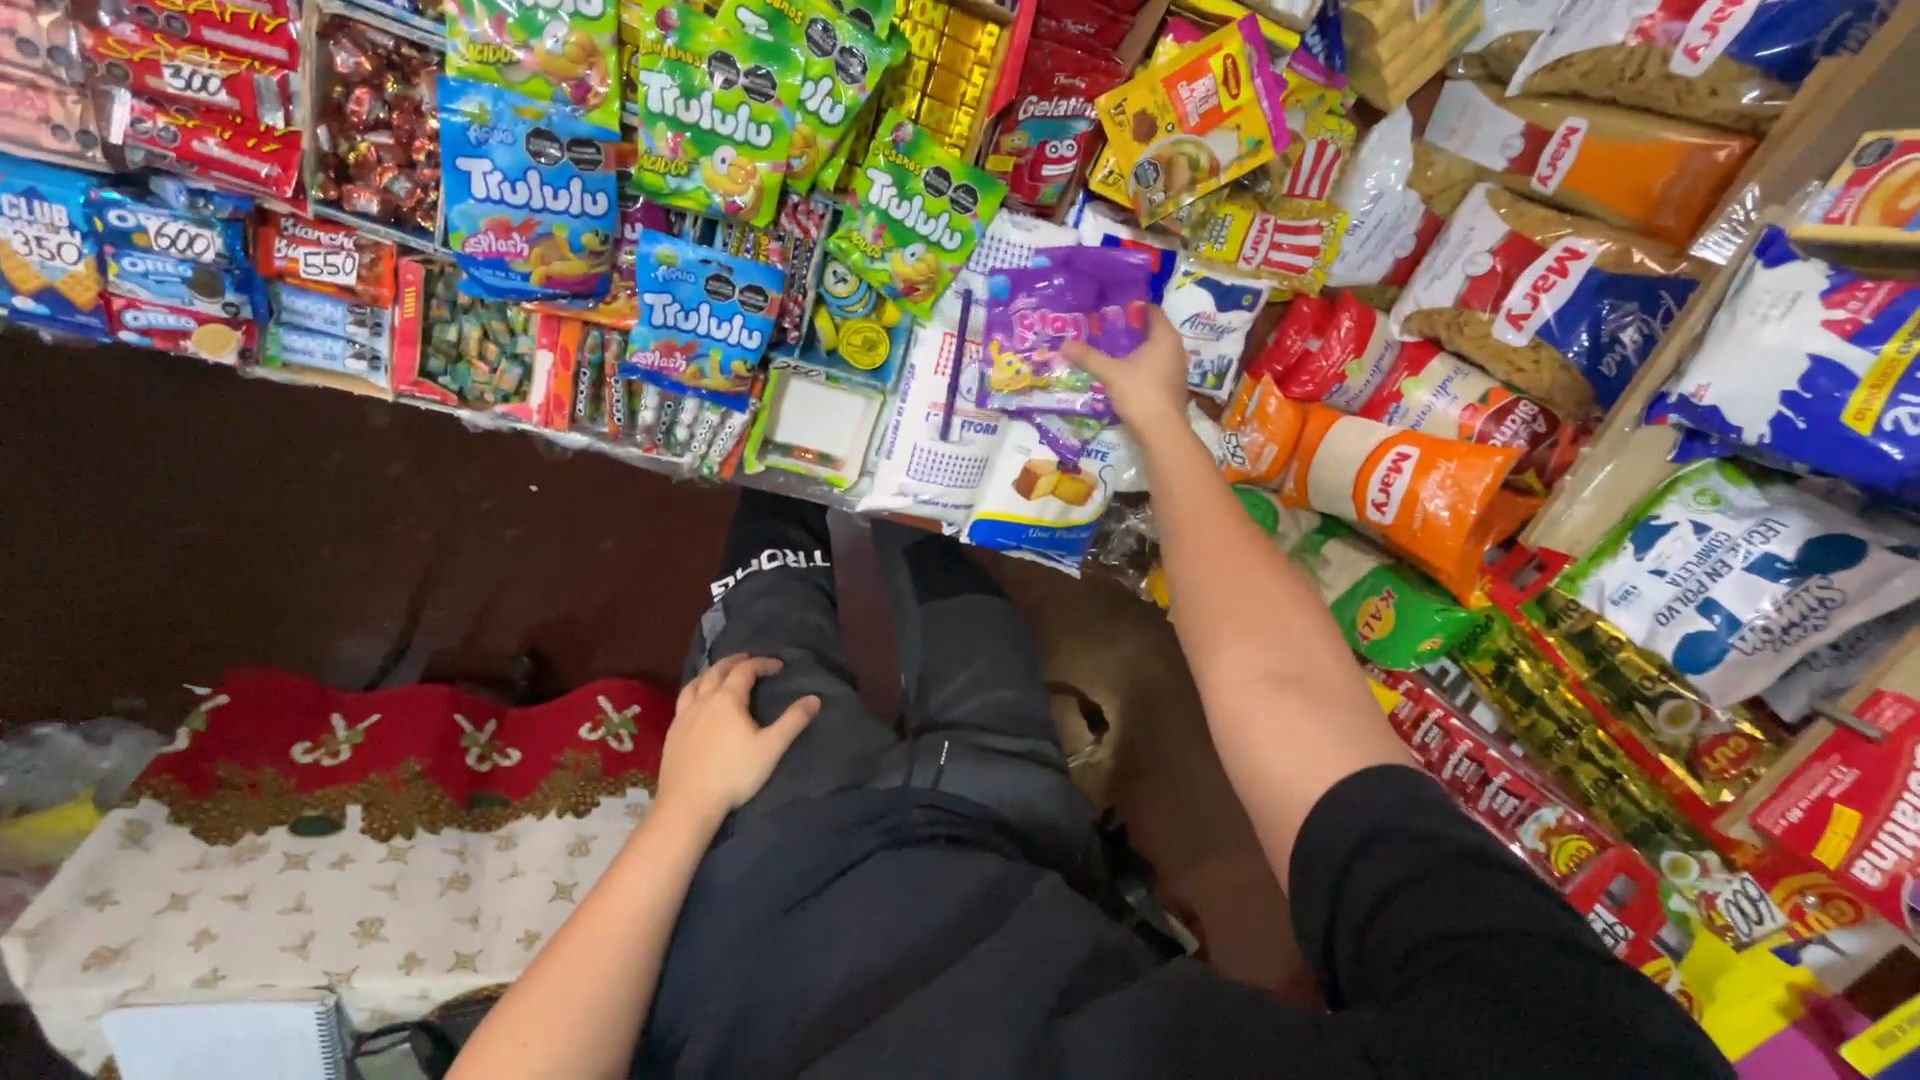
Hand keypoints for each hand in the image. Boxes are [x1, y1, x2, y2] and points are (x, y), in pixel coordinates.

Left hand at [656, 655, 817, 827]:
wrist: (688, 803)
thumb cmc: (734, 774)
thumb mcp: (771, 748)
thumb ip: (793, 721)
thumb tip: (814, 699)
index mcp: (727, 699)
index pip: (746, 671)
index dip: (763, 664)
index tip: (778, 666)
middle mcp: (703, 700)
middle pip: (717, 671)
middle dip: (734, 661)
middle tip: (748, 659)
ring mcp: (683, 716)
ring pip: (695, 683)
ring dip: (710, 673)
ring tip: (719, 674)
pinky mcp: (672, 733)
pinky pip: (683, 701)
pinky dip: (694, 691)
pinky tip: (697, 704)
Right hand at [1063, 306, 1189, 440]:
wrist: (1162, 431)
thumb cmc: (1140, 394)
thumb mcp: (1110, 373)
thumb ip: (1088, 357)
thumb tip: (1064, 344)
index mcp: (1165, 337)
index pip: (1151, 310)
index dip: (1131, 307)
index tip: (1110, 309)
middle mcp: (1175, 347)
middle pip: (1151, 329)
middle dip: (1129, 328)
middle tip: (1104, 328)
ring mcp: (1176, 367)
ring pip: (1153, 348)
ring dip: (1134, 347)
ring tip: (1110, 348)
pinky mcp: (1172, 384)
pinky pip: (1155, 364)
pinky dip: (1140, 362)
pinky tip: (1123, 370)